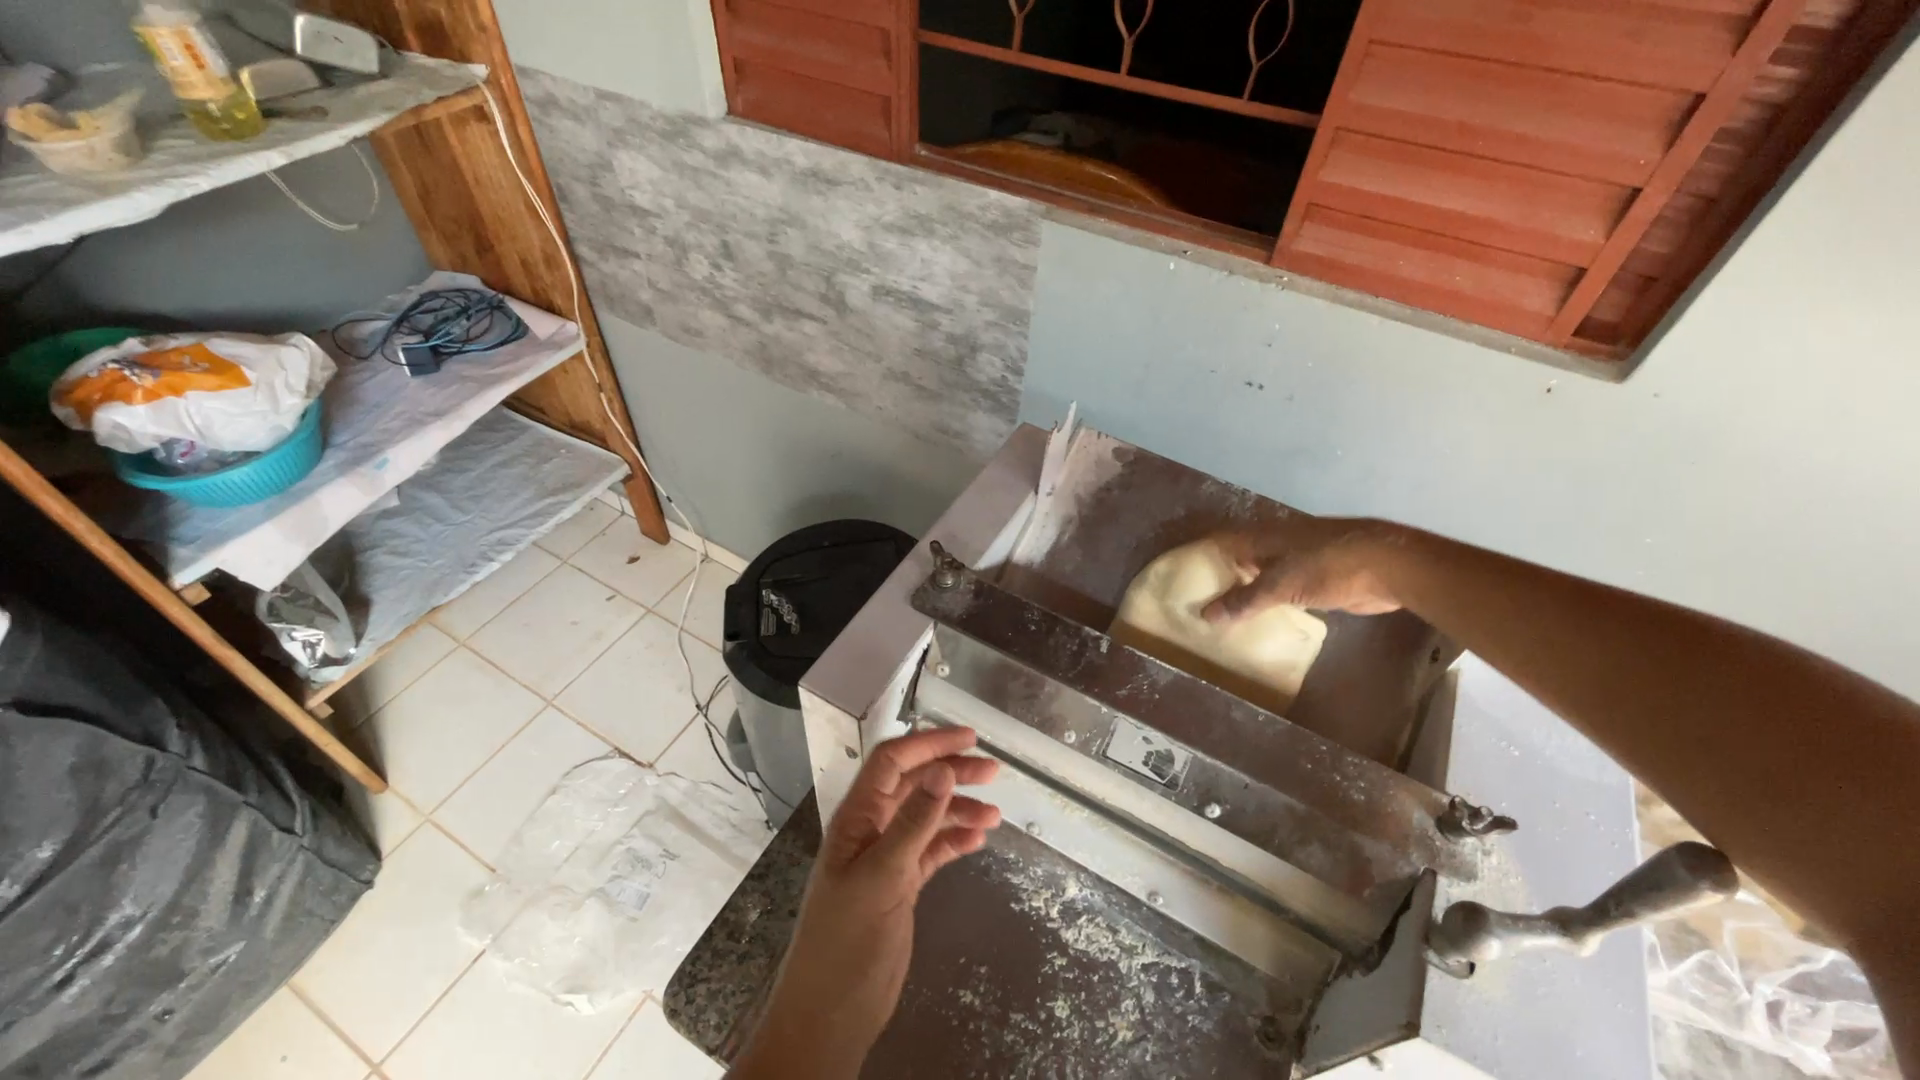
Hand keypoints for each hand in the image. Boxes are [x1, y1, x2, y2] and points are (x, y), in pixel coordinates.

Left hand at [733, 728, 1000, 1079]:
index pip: (892, 763)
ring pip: (927, 819)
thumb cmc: (847, 940)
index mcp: (856, 818)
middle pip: (914, 786)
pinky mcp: (900, 886)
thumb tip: (942, 770)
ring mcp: (886, 859)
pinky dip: (953, 841)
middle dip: (951, 773)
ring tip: (995, 815)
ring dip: (959, 810)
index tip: (970, 739)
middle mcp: (871, 830)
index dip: (928, 744)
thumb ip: (913, 823)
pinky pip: (931, 851)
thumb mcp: (882, 876)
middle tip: (994, 773)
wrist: (831, 1012)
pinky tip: (977, 841)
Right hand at [1202, 516, 1408, 621]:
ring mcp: (1297, 560)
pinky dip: (1268, 603)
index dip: (1198, 557)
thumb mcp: (1280, 585)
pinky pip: (1281, 590)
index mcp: (1262, 536)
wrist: (1388, 567)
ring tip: (1221, 616)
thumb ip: (1244, 600)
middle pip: (1238, 559)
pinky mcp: (1316, 579)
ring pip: (1260, 575)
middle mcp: (1275, 544)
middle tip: (1196, 604)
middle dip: (1219, 579)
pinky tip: (1259, 620)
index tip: (1177, 578)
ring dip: (1244, 592)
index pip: (1219, 543)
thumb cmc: (1328, 566)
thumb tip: (1205, 615)